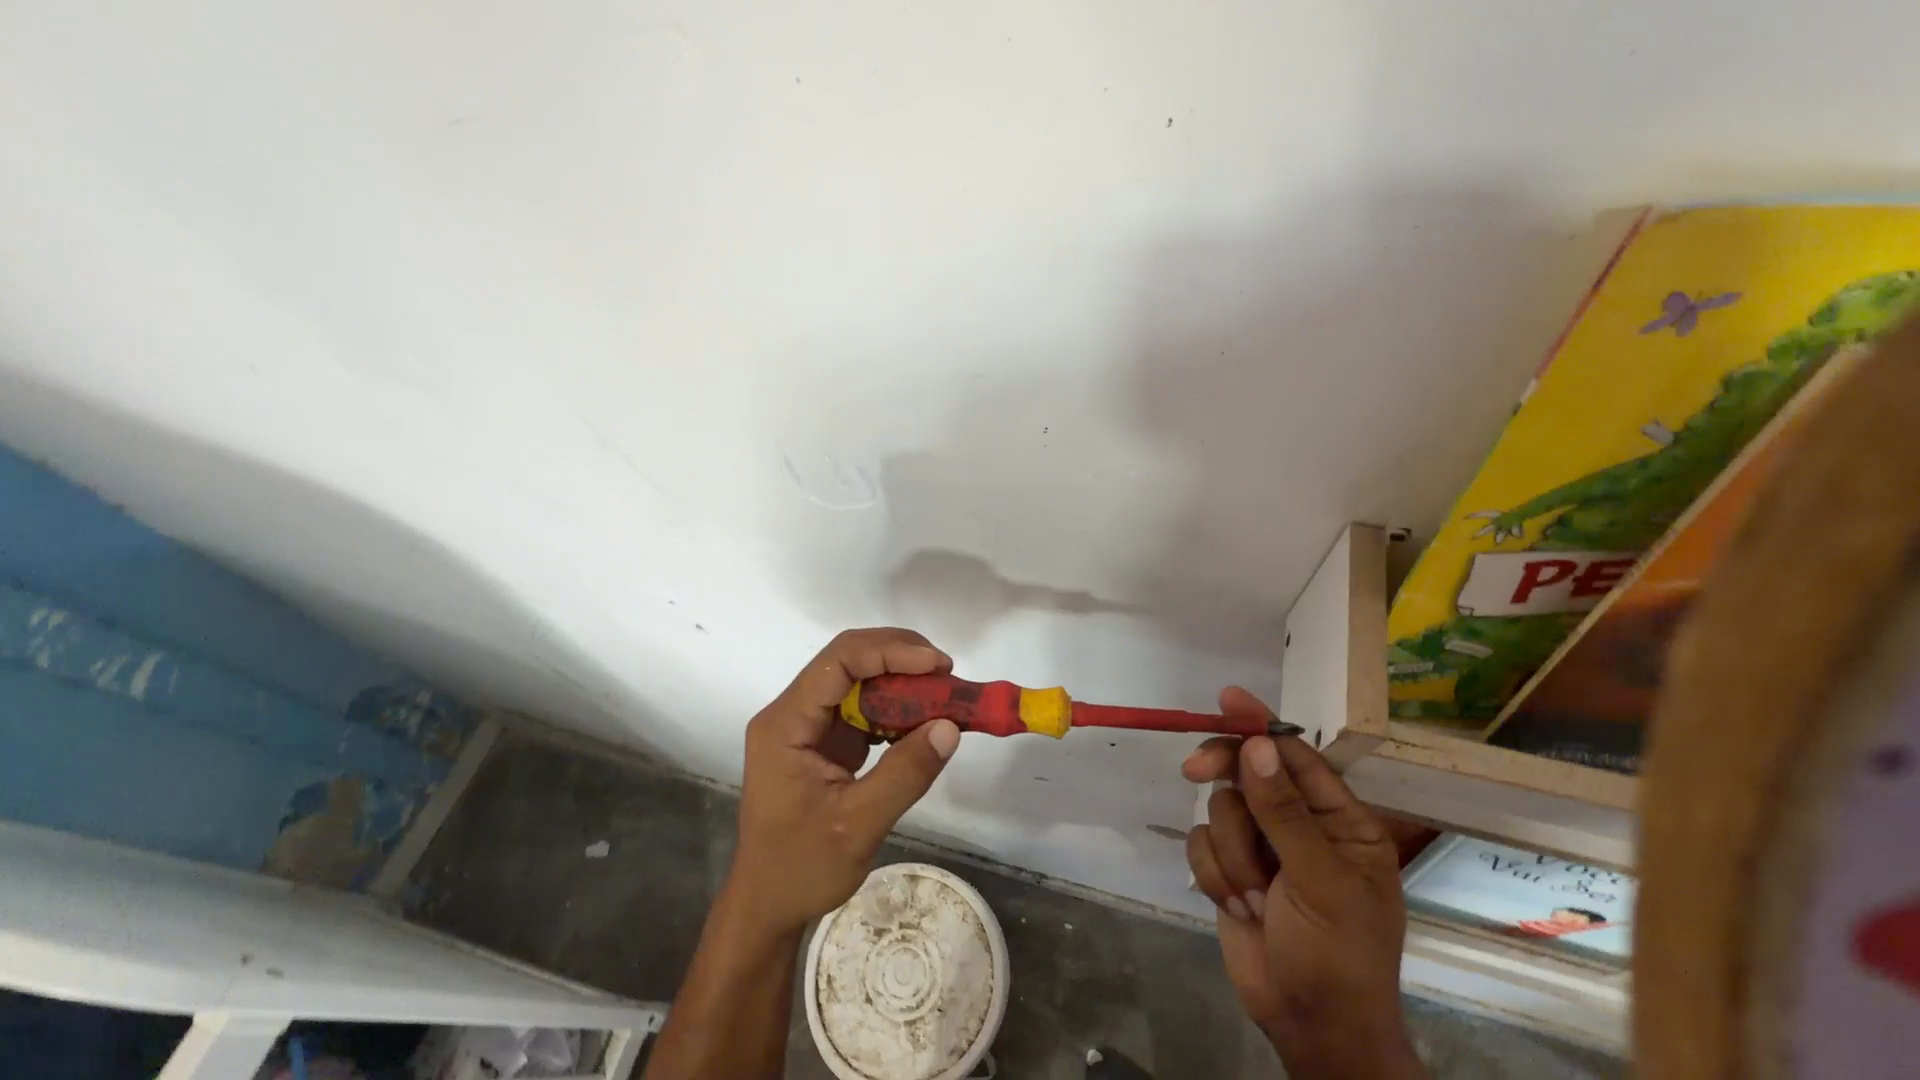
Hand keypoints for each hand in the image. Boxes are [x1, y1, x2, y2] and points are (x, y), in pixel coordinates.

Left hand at [727, 628, 961, 934]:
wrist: (767, 905)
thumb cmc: (801, 868)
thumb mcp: (857, 825)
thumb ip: (904, 773)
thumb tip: (950, 727)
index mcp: (786, 725)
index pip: (839, 662)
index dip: (890, 652)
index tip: (938, 665)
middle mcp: (792, 714)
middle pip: (848, 661)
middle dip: (900, 659)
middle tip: (948, 674)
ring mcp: (808, 728)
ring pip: (858, 682)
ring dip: (902, 683)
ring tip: (945, 694)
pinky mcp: (824, 743)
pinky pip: (863, 709)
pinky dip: (896, 710)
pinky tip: (925, 722)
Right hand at [1183, 688, 1422, 1077]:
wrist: (1311, 1026)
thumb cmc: (1338, 953)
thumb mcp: (1320, 879)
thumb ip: (1284, 811)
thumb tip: (1256, 745)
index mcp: (1340, 820)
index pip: (1296, 756)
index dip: (1261, 725)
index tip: (1227, 699)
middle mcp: (1299, 825)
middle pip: (1247, 773)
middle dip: (1225, 779)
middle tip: (1194, 769)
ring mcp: (1262, 849)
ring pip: (1220, 810)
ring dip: (1231, 855)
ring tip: (1257, 899)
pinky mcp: (1229, 872)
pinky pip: (1201, 843)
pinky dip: (1214, 875)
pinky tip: (1240, 909)